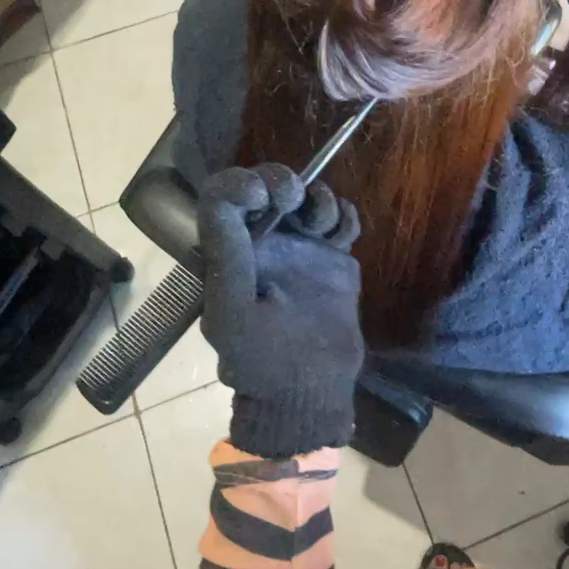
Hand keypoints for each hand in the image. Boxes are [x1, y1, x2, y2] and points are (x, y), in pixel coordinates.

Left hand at [198, 164, 362, 459]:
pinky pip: (341, 220)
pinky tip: (343, 233)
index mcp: (230, 252)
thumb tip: (232, 200)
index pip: (224, 196)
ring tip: (323, 227)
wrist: (309, 389)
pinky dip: (344, 215)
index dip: (239, 183)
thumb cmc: (260, 358)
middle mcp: (263, 242)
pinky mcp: (333, 259)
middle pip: (268, 185)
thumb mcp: (230, 311)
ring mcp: (300, 248)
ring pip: (308, 197)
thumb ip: (227, 255)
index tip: (261, 196)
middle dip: (282, 180)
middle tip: (293, 197)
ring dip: (318, 198)